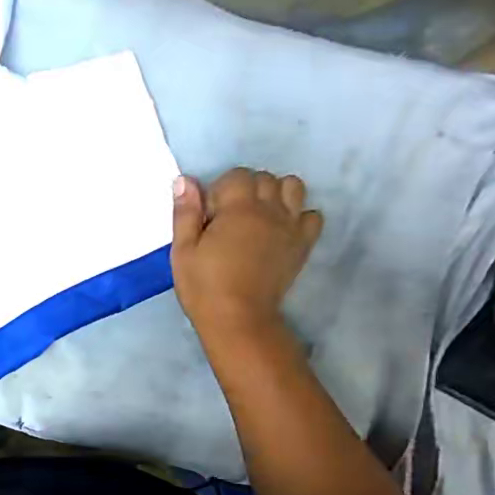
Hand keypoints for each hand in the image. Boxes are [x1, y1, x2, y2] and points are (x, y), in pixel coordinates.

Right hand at [170, 168, 323, 336]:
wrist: (238, 319)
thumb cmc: (203, 286)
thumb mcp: (183, 251)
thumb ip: (185, 213)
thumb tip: (185, 180)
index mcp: (239, 209)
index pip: (236, 176)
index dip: (218, 191)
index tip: (206, 217)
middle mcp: (271, 209)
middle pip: (265, 179)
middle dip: (244, 190)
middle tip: (226, 219)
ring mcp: (291, 225)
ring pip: (293, 187)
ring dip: (274, 194)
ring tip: (255, 218)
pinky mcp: (303, 243)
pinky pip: (312, 214)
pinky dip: (297, 215)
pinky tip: (278, 231)